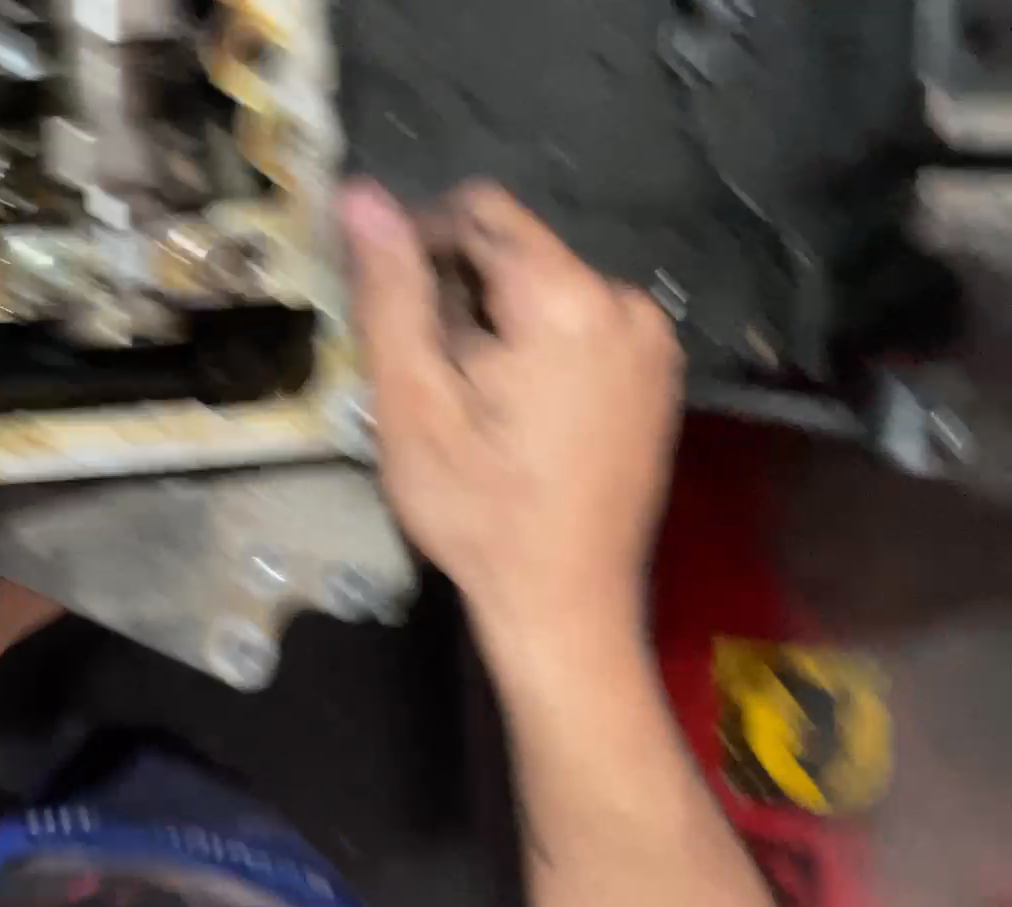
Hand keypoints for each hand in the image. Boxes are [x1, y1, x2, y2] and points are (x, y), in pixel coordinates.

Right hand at [339, 180, 683, 634]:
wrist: (559, 598)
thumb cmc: (473, 507)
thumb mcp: (412, 403)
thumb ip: (391, 297)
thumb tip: (361, 198)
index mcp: (566, 300)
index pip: (479, 214)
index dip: (416, 250)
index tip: (387, 318)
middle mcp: (626, 303)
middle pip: (513, 257)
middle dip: (453, 299)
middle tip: (422, 382)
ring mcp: (650, 342)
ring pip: (540, 296)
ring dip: (487, 329)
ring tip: (461, 407)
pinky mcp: (652, 378)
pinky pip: (574, 331)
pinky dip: (526, 351)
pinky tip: (506, 417)